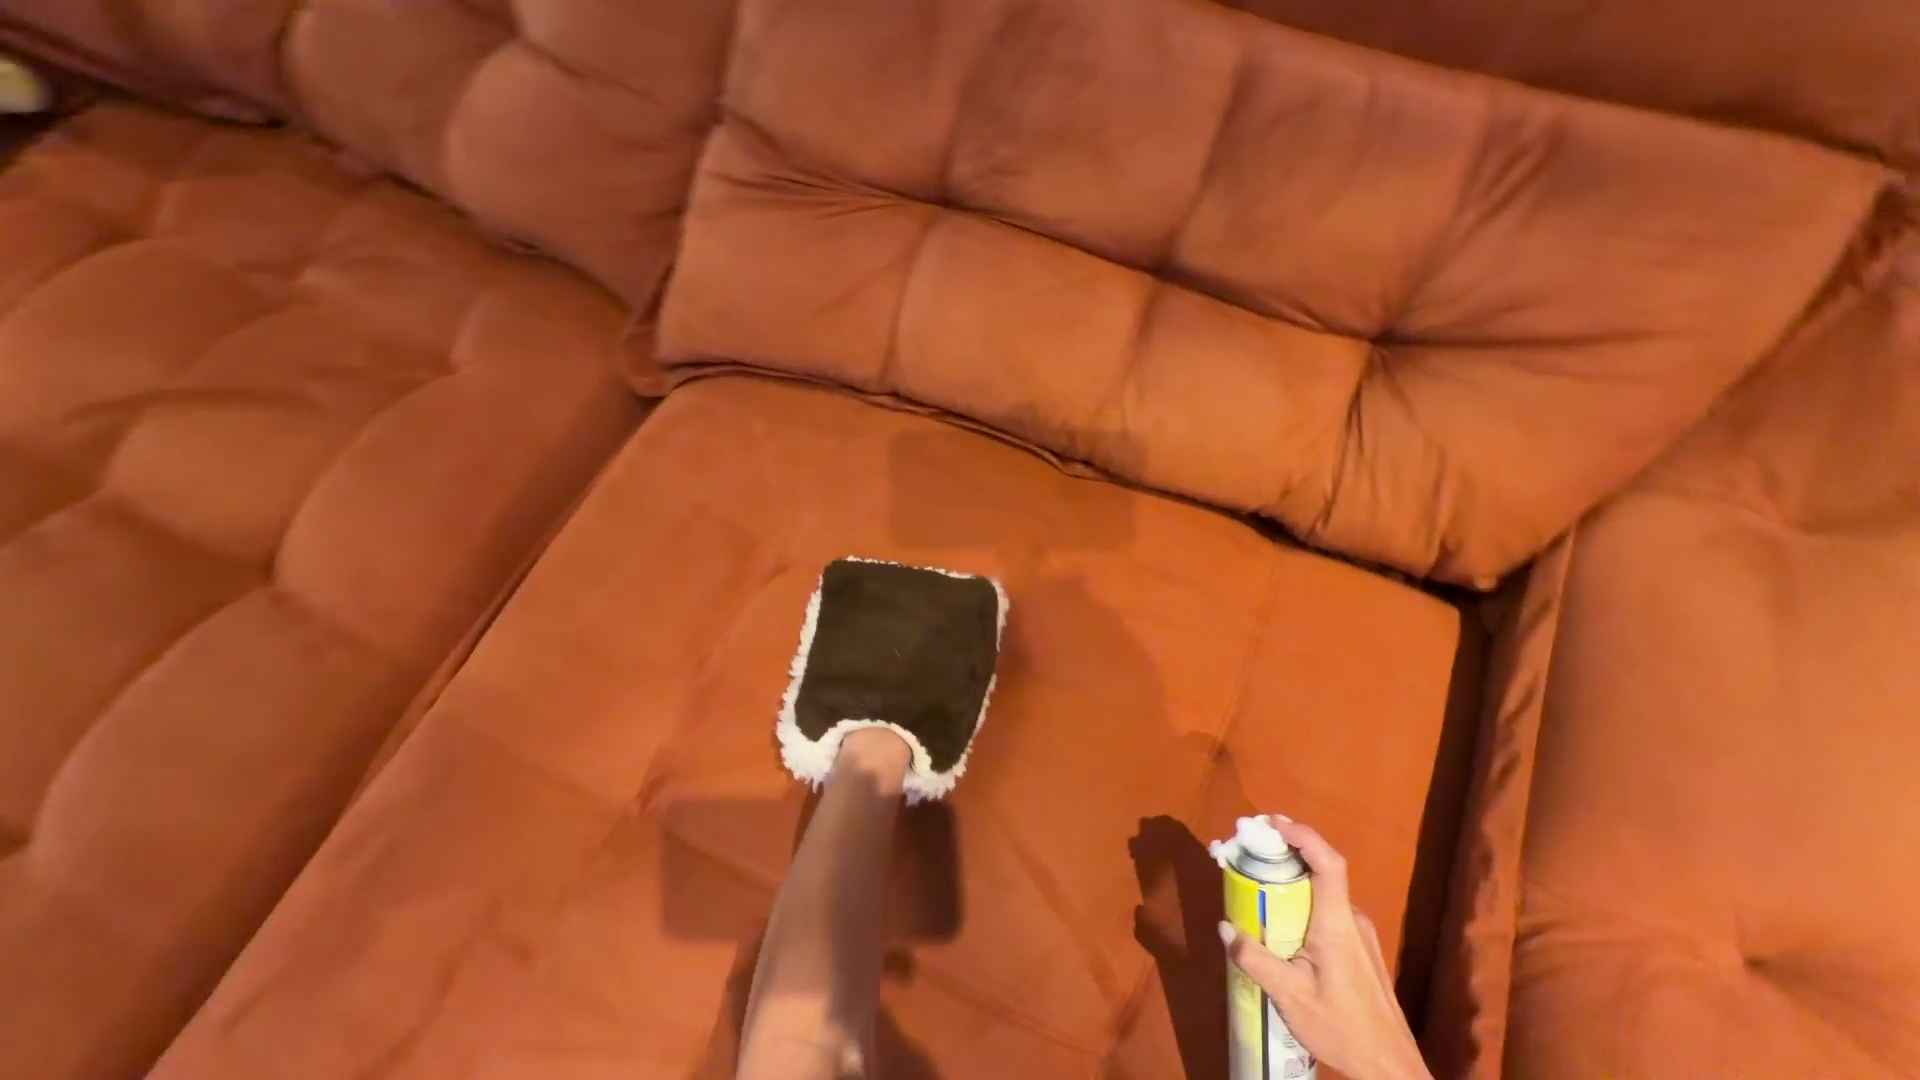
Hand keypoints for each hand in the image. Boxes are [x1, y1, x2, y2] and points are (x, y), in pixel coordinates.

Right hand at [1219, 818, 1433, 1079]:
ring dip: (1290, 883)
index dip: (1303, 835)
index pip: (1328, 863)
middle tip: (1250, 851)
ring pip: (1321, 895)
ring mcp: (1358, 936)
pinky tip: (1278, 925)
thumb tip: (1224, 927)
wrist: (1392, 1070)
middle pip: (1320, 872)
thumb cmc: (1344, 1030)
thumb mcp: (1291, 998)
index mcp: (1337, 925)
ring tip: (1255, 886)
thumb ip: (1256, 960)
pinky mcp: (1358, 951)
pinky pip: (1325, 913)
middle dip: (1284, 855)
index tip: (1272, 823)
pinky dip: (1300, 905)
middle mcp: (1351, 921)